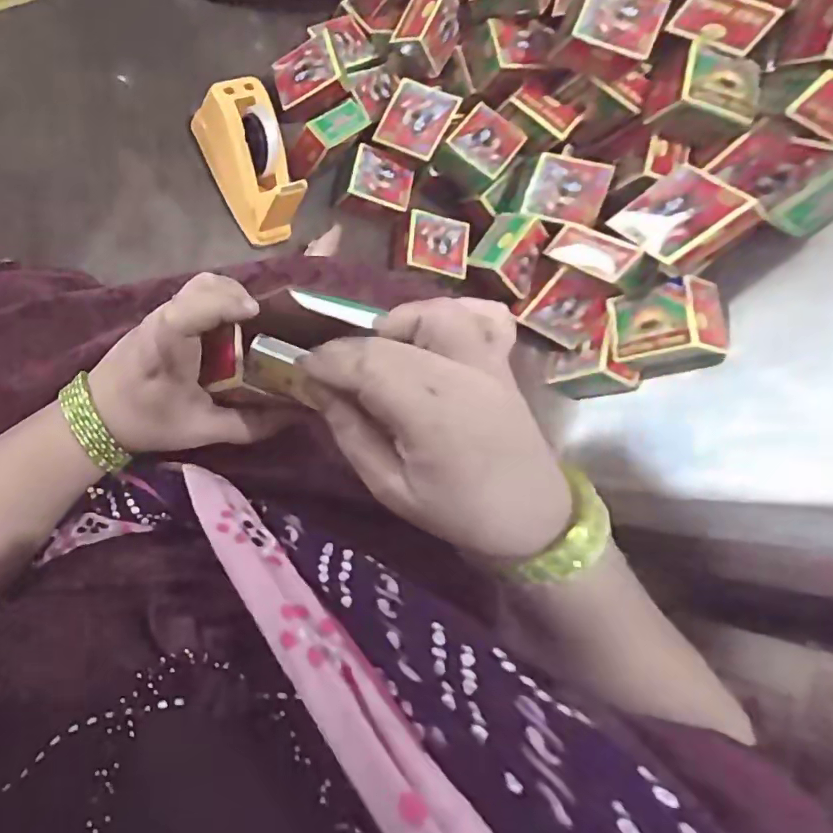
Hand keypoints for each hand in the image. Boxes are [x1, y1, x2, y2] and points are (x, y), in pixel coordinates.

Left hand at [87, 273, 293, 452]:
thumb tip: (295, 416)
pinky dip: (217, 303)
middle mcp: (163, 318)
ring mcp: (160, 313)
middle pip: (205, 285)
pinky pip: (194, 297)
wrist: (97, 415)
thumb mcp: (200, 428)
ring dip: (229, 297)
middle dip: (239, 296)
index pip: (195, 306)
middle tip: (265, 324)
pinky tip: (231, 330)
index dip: (227, 301)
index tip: (255, 314)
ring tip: (252, 325)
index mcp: (168, 341)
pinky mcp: (159, 317)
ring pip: (200, 286)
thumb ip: (249, 425)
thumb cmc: (145, 420)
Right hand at [299, 298, 571, 563]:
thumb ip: (349, 431)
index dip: (325, 361)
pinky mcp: (501, 361)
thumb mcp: (388, 486)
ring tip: (378, 353)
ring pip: (435, 312)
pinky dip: (449, 314)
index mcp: (431, 412)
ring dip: (395, 324)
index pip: (366, 363)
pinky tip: (427, 335)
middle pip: (388, 337)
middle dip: (346, 349)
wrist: (532, 519)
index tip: (300, 370)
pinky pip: (481, 315)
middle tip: (326, 373)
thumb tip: (317, 389)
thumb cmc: (455, 511)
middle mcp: (461, 374)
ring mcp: (487, 362)